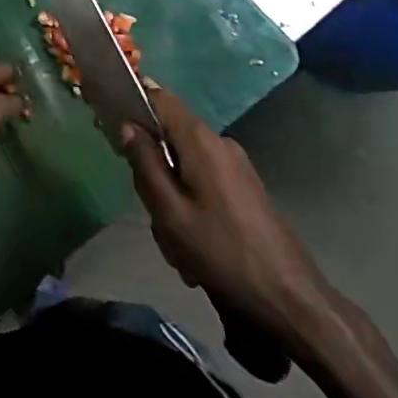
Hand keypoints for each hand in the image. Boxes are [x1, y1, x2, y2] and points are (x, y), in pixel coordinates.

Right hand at [119, 92, 397, 397]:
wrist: (290, 299)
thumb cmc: (221, 252)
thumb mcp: (169, 210)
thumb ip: (145, 162)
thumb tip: (127, 126)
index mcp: (201, 142)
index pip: (159, 98)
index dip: (131, 101)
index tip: (107, 121)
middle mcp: (221, 144)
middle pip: (169, 134)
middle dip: (150, 162)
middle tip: (147, 203)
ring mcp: (236, 166)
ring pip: (183, 162)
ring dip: (169, 190)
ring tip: (172, 235)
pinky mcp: (245, 187)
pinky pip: (202, 180)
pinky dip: (188, 201)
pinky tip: (191, 241)